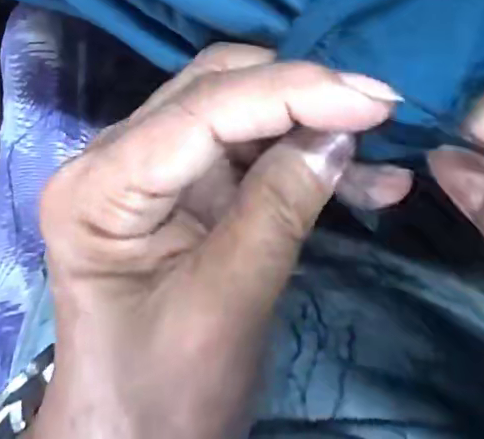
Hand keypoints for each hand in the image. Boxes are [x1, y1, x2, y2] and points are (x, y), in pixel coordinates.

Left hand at [32, 44, 412, 438]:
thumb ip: (279, 210)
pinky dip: (306, 152)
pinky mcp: (188, 179)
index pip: (204, 108)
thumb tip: (340, 135)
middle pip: (219, 87)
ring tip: (382, 141)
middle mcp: (117, 152)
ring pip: (241, 103)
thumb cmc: (162, 396)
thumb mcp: (225, 309)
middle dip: (303, 92)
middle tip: (378, 108)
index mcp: (101, 183)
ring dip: (312, 119)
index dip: (293, 92)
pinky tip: (366, 176)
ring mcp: (152, 161)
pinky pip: (253, 144)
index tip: (372, 99)